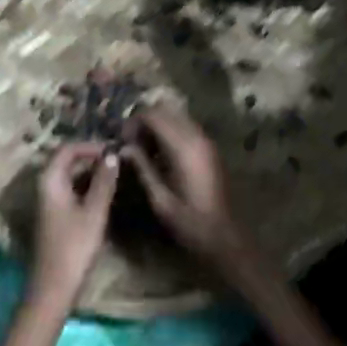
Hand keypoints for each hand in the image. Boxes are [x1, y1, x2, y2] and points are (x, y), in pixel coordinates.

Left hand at [30, 143, 120, 304]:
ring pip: (70, 176)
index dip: (91, 145)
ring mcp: (48, 200)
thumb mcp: (94, 212)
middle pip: (67, 160)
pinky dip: (86, 186)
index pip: (69, 148)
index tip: (115, 149)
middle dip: (92, 157)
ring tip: (116, 173)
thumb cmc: (74, 247)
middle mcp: (44, 184)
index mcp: (50, 179)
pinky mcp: (53, 214)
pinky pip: (70, 189)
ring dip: (91, 172)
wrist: (52, 288)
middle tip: (119, 159)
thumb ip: (104, 181)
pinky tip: (105, 192)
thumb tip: (112, 154)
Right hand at [127, 106, 253, 274]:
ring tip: (144, 148)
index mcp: (183, 147)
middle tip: (131, 142)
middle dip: (144, 120)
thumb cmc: (189, 222)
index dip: (133, 122)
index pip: (153, 115)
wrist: (224, 236)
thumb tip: (124, 148)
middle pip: (165, 109)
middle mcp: (196, 136)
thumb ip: (142, 168)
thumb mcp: (159, 198)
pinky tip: (161, 154)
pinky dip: (169, 131)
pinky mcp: (209, 147)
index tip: (122, 140)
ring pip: (176, 115)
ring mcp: (206, 140)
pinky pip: (185, 126)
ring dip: (157, 125)